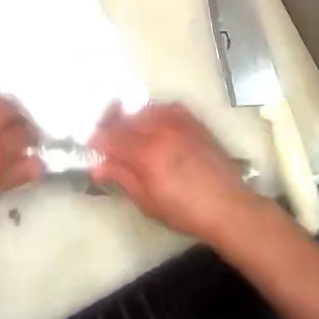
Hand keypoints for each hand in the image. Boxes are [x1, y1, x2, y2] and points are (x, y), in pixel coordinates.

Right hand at [91, 102, 265, 243]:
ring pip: (146, 110)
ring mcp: (180, 123)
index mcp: (147, 153)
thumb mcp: (147, 200)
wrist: (227, 206)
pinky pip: (168, 108)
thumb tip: (97, 167)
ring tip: (128, 131)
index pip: (112, 138)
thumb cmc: (184, 211)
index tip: (90, 144)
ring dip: (132, 118)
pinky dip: (155, 112)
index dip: (98, 140)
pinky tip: (154, 123)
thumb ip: (122, 177)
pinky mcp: (195, 122)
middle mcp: (161, 130)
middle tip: (105, 137)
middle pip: (127, 118)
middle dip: (112, 125)